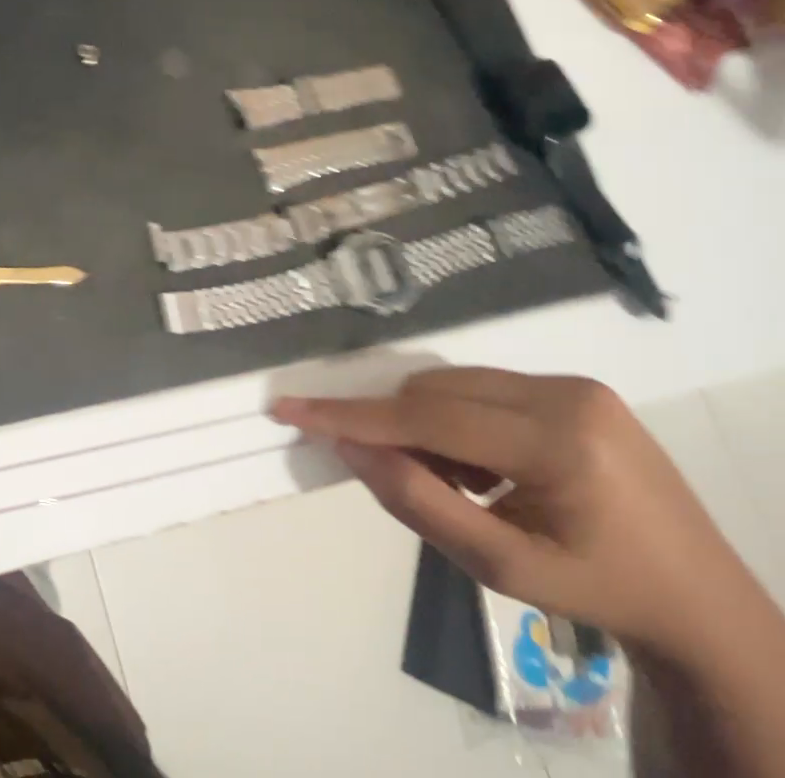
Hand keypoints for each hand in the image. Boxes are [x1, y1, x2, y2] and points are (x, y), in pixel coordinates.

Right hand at [272, 368, 760, 652]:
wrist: (697, 599)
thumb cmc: (596, 589)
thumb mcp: (497, 564)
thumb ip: (417, 501)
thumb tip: (347, 446)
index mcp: (559, 444)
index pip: (425, 418)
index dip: (349, 415)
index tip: (287, 408)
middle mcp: (568, 397)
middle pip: (432, 392)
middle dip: (391, 428)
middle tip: (396, 480)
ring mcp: (576, 389)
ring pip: (449, 384)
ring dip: (421, 425)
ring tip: (454, 483)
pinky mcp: (577, 391)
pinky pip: (477, 388)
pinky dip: (451, 420)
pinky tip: (478, 467)